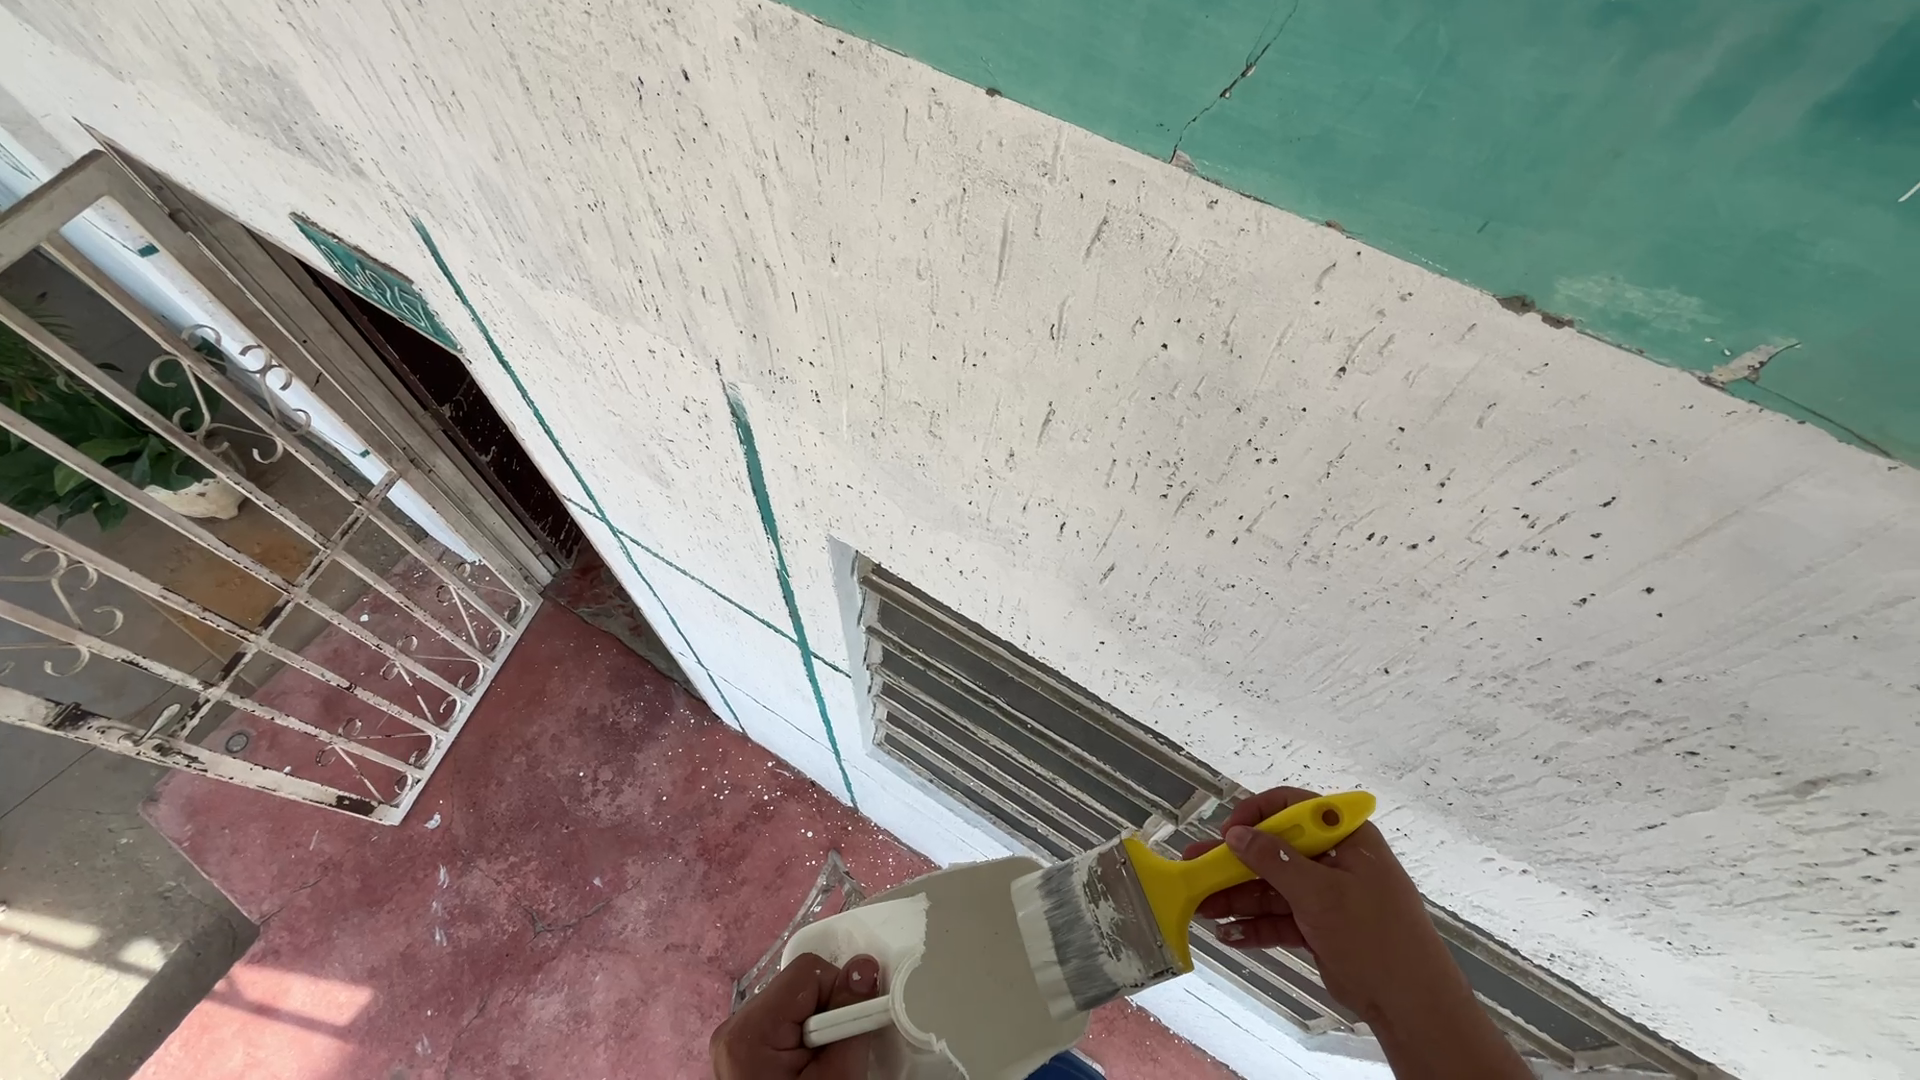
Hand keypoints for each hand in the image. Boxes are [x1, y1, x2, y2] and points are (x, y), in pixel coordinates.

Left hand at [711, 953, 880, 1079]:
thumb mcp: (837, 1077)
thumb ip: (852, 1018)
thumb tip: (865, 968)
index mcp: (749, 1031)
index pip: (810, 972)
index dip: (841, 995)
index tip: (851, 1031)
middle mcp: (735, 1027)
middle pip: (801, 985)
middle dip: (829, 1013)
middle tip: (834, 1057)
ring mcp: (735, 1040)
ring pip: (796, 1003)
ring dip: (819, 1026)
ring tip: (820, 1067)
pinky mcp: (743, 1050)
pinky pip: (785, 1022)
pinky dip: (805, 1037)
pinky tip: (809, 1068)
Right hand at [1181, 787, 1461, 1022]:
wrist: (1413, 1007)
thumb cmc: (1375, 936)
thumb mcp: (1320, 893)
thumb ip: (1274, 860)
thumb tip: (1236, 835)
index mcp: (1346, 837)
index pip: (1294, 807)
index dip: (1257, 814)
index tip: (1228, 832)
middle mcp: (1335, 859)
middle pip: (1275, 850)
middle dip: (1235, 862)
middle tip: (1197, 866)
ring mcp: (1327, 894)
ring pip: (1271, 886)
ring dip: (1237, 896)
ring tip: (1201, 905)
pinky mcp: (1320, 926)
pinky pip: (1279, 917)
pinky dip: (1255, 925)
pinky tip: (1228, 933)